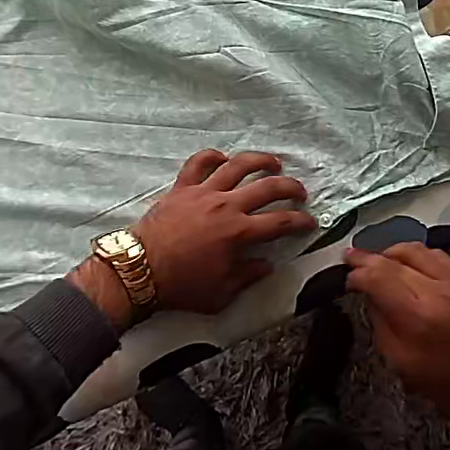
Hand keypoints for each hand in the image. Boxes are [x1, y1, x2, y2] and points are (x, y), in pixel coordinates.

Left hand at [70, 149, 315, 328]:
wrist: (140, 270)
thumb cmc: (181, 286)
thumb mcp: (221, 293)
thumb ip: (247, 276)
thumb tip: (266, 265)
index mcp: (239, 232)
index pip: (281, 222)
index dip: (300, 221)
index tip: (309, 222)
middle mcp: (226, 206)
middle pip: (268, 187)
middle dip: (290, 187)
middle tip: (299, 192)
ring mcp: (204, 192)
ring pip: (238, 165)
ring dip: (260, 160)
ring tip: (273, 162)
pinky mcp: (182, 187)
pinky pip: (199, 163)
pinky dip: (212, 156)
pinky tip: (222, 157)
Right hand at [345, 243, 449, 449]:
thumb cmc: (442, 382)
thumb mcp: (397, 359)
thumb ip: (378, 319)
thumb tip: (367, 291)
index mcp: (420, 317)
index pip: (377, 277)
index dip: (356, 274)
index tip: (347, 277)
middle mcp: (440, 292)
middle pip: (392, 260)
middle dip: (367, 258)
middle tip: (351, 259)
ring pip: (413, 249)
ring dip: (389, 252)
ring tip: (376, 261)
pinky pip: (435, 254)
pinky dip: (414, 254)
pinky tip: (404, 263)